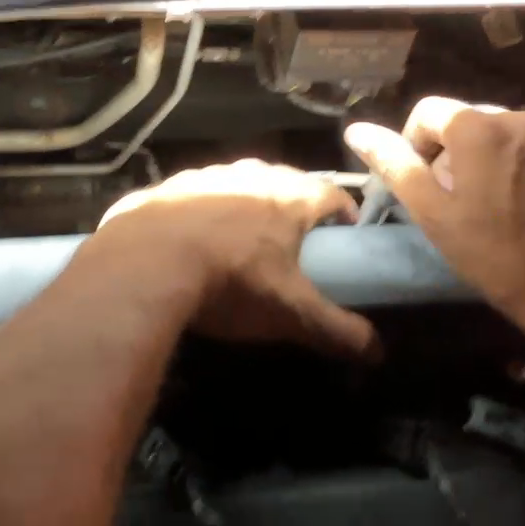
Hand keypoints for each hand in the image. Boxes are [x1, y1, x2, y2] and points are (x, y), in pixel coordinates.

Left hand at [95, 160, 379, 361]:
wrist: (146, 261)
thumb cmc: (232, 282)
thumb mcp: (292, 314)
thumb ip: (338, 331)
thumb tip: (378, 351)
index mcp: (288, 196)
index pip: (331, 193)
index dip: (342, 214)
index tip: (346, 236)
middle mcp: (250, 174)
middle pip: (284, 184)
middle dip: (293, 209)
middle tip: (295, 244)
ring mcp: (205, 175)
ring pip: (238, 185)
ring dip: (245, 207)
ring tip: (242, 244)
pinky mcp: (167, 186)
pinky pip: (196, 196)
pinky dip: (202, 214)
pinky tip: (192, 242)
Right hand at [343, 99, 524, 352]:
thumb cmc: (503, 260)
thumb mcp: (435, 217)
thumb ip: (395, 165)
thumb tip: (357, 130)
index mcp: (480, 127)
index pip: (429, 112)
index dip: (416, 144)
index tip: (424, 183)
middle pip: (476, 124)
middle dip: (461, 154)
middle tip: (463, 202)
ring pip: (520, 140)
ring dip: (504, 163)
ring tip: (509, 211)